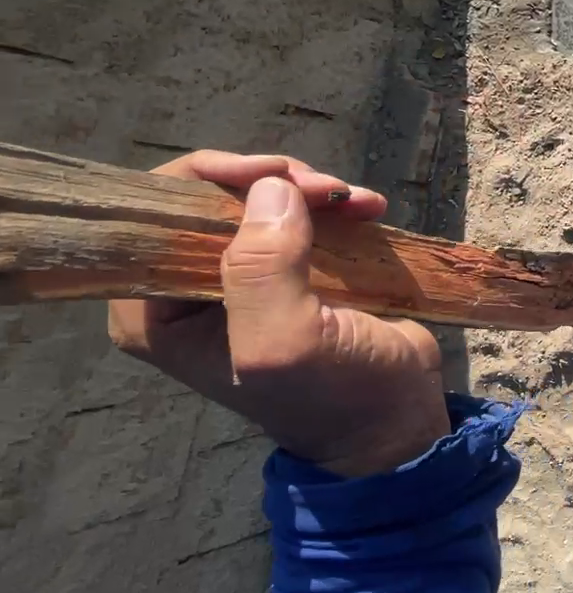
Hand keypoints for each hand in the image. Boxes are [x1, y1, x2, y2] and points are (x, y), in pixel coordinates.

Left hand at [107, 151, 450, 476]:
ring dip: (317, 193)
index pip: (158, 218)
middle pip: (215, 202)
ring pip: (267, 204)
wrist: (396, 417)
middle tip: (333, 190)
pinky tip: (372, 211)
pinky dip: (341, 208)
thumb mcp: (284, 341)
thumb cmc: (331, 393)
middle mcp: (196, 289)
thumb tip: (272, 187)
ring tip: (364, 203)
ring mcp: (255, 279)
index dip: (212, 182)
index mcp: (157, 310)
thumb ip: (262, 269)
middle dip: (275, 184)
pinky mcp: (306, 274)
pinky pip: (308, 221)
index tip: (279, 175)